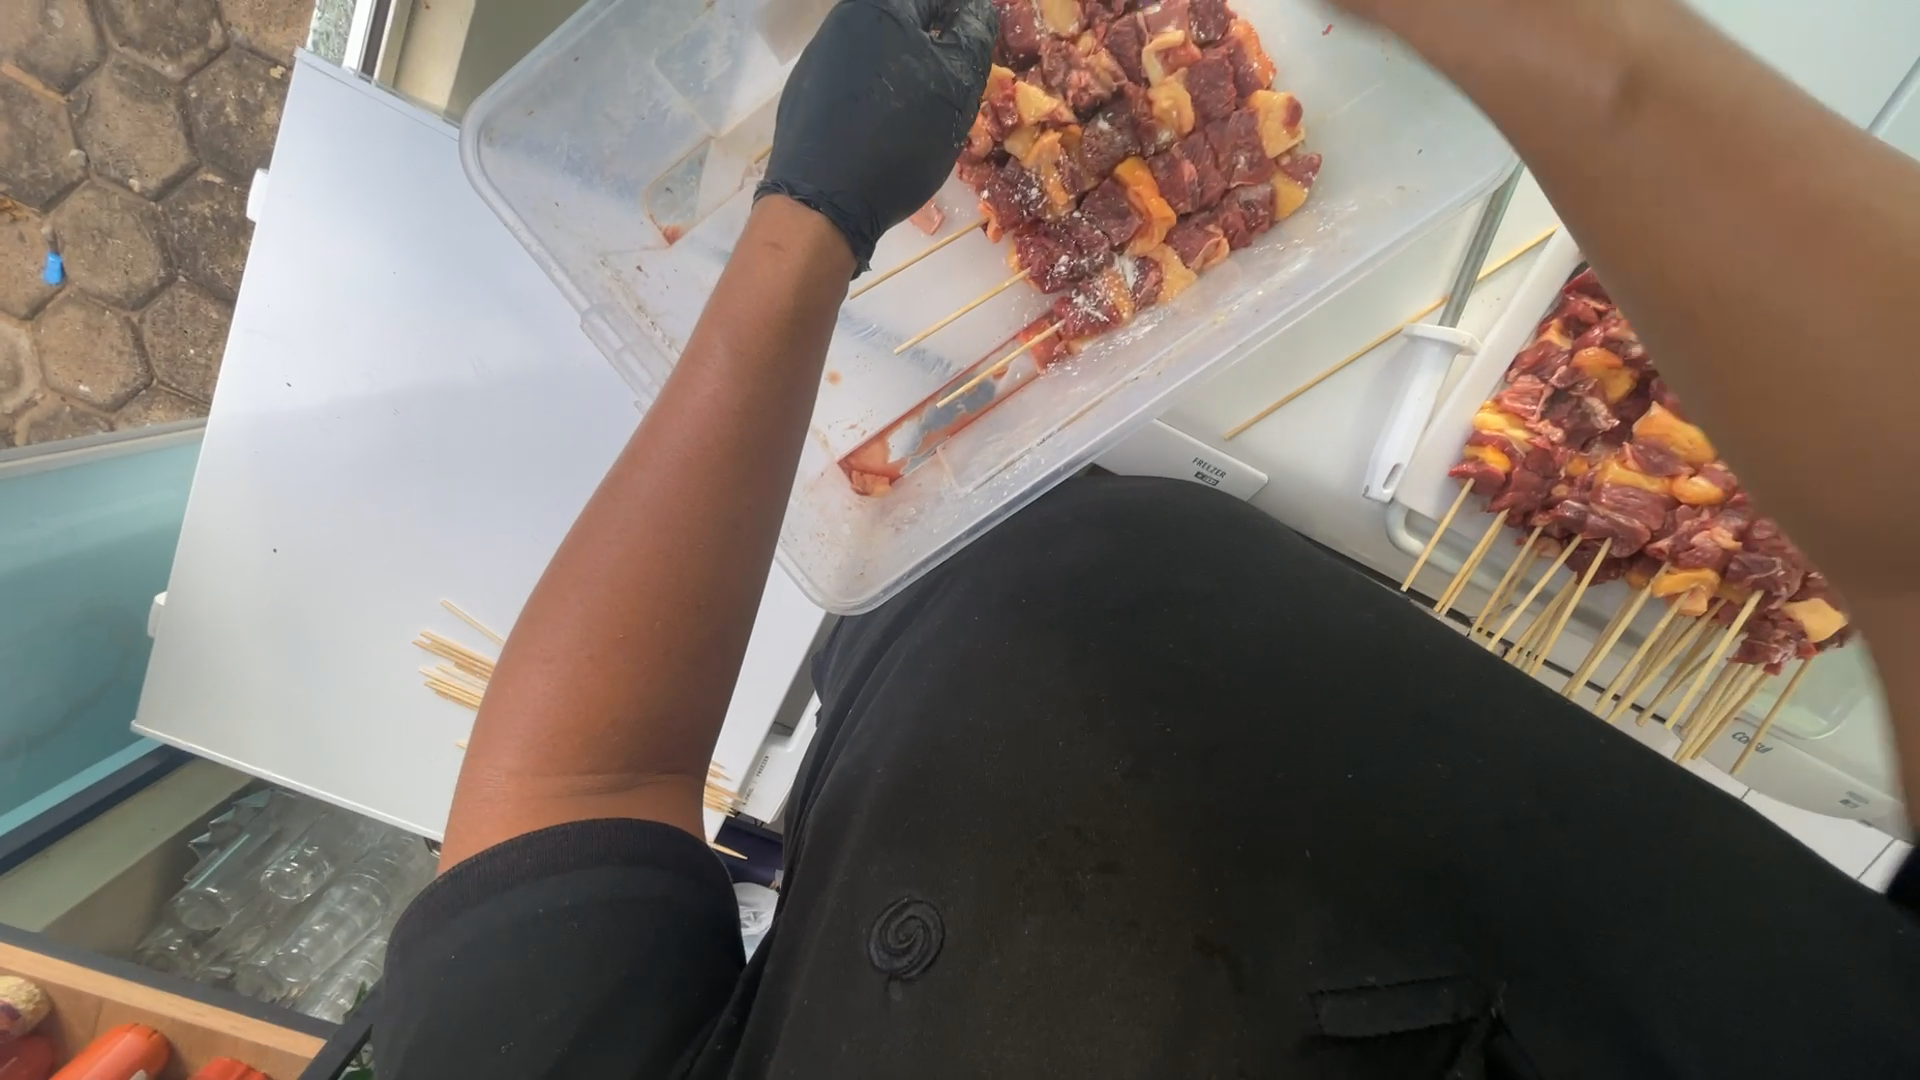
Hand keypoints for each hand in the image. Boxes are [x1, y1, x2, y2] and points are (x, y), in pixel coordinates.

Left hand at [756, 0, 995, 273]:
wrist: (825, 201)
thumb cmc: (899, 139)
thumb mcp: (955, 89)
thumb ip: (973, 40)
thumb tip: (977, 12)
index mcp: (882, 6)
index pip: (940, 0)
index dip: (967, 23)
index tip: (978, 57)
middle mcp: (844, 21)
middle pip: (905, 25)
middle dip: (934, 52)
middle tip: (955, 91)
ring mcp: (819, 60)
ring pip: (878, 56)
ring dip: (905, 76)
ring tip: (921, 118)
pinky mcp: (806, 98)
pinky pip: (853, 87)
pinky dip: (876, 101)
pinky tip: (882, 134)